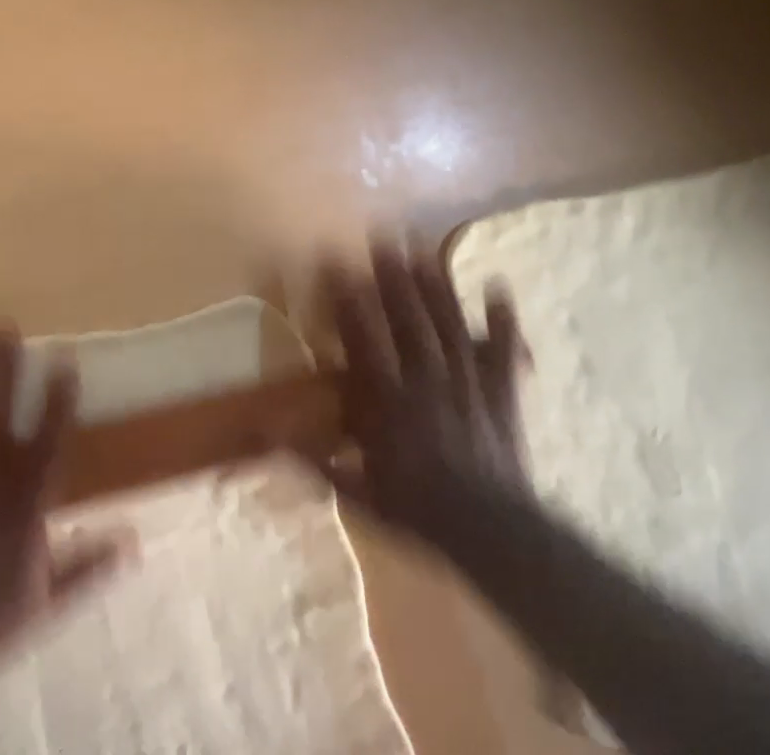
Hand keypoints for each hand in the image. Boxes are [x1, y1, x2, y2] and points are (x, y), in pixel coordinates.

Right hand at [314, 236, 531, 540]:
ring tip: (424, 249)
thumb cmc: (417, 511)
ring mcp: (468, 384)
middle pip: (408, 322)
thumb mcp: (357, 493)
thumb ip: (312, 460)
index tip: (336, 266)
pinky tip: (499, 285)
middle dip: (393, 278)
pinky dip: (503, 319)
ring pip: (450, 327)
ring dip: (436, 287)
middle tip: (382, 238)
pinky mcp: (502, 394)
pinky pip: (503, 352)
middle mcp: (426, 383)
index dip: (350, 302)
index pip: (364, 342)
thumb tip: (265, 434)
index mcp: (388, 404)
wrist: (491, 531)